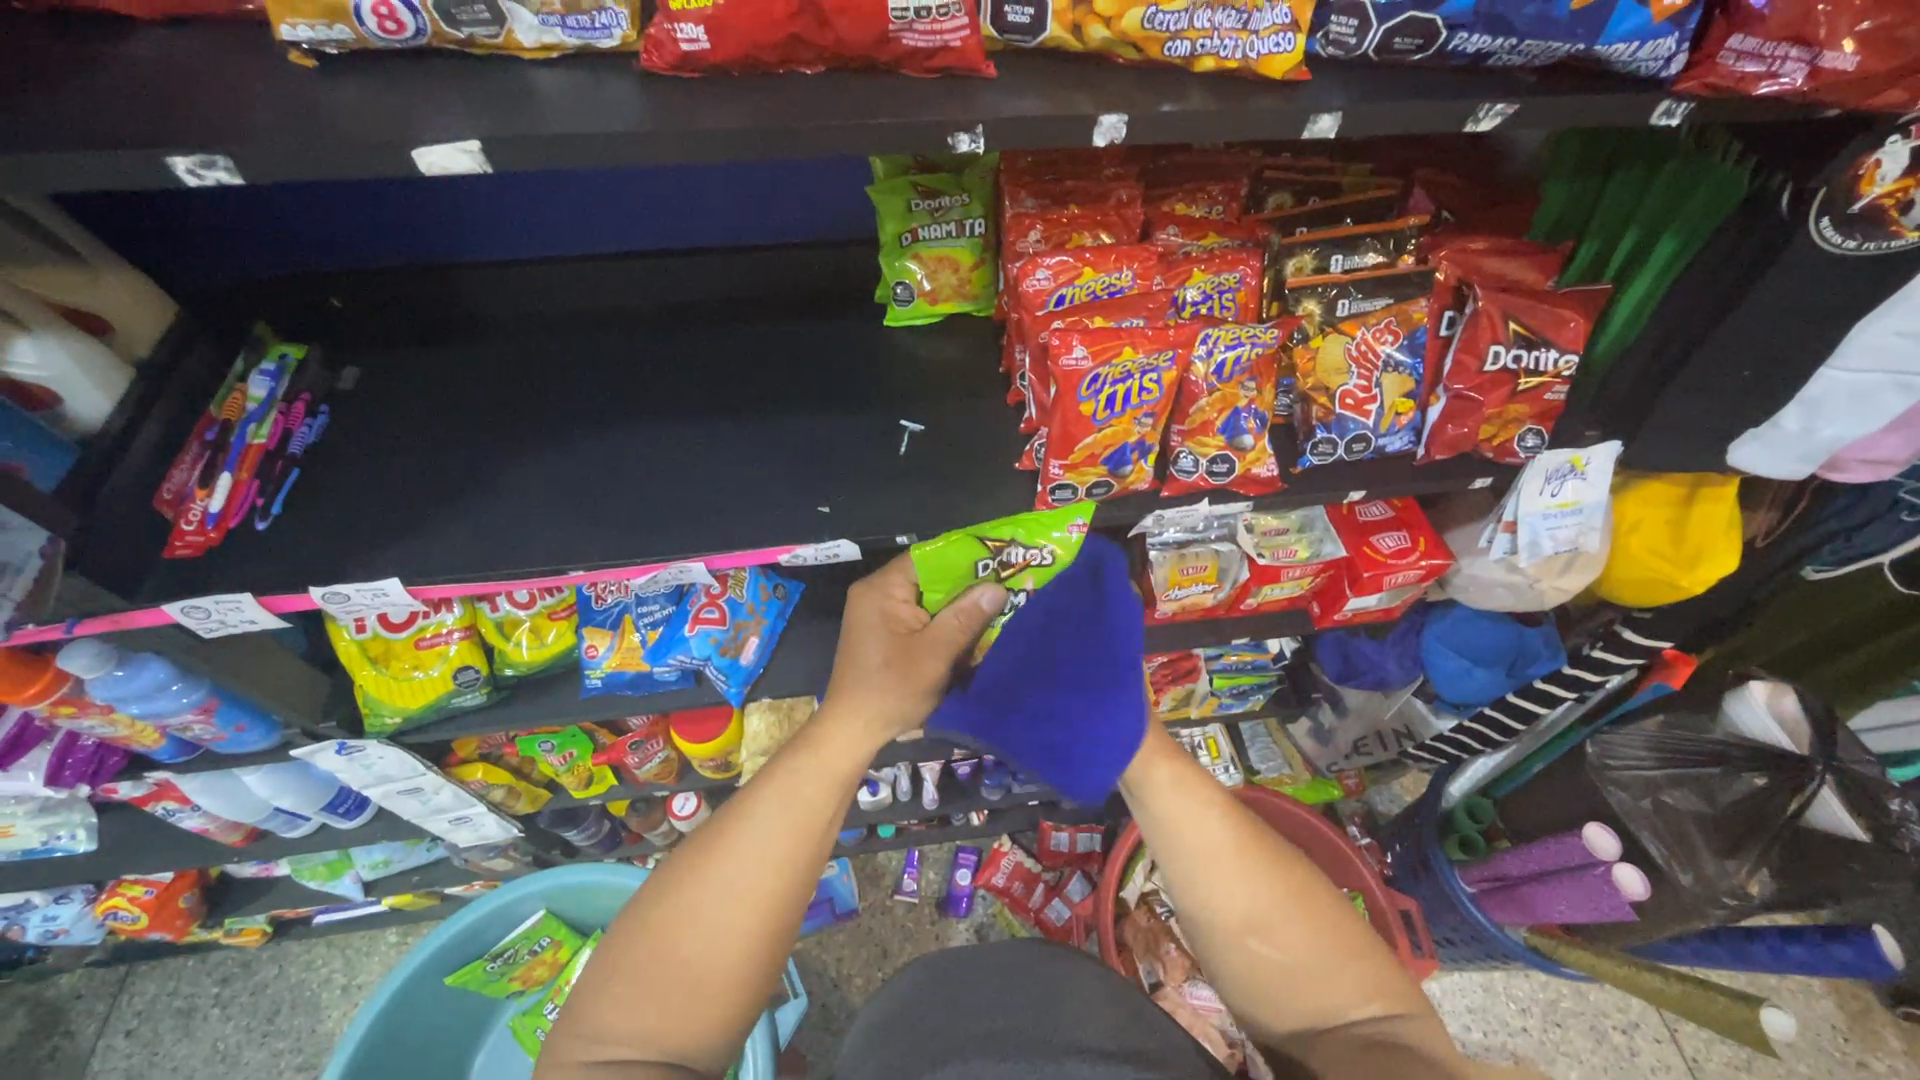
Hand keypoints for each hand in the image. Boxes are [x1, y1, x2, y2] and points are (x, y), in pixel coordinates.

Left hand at [820, 553, 1006, 746]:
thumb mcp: (935, 653)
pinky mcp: (884, 633)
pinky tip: (969, 630)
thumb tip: (997, 586)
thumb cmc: (891, 689)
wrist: (853, 730)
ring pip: (926, 599)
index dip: (965, 558)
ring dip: (956, 607)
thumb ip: (966, 617)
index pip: (928, 557)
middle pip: (928, 577)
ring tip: (995, 606)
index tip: (999, 561)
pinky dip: (942, 623)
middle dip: (965, 585)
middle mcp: (876, 593)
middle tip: (1005, 586)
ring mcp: (878, 614)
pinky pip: (919, 617)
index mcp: (882, 588)